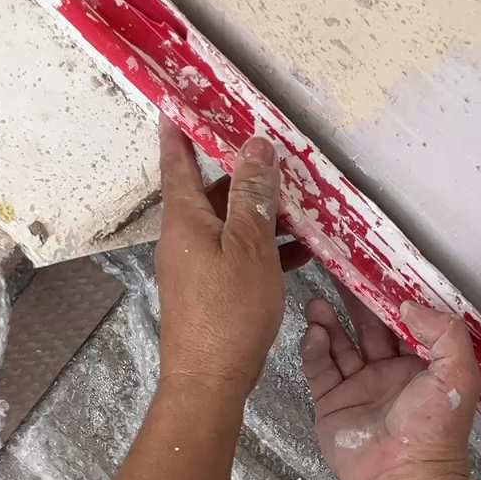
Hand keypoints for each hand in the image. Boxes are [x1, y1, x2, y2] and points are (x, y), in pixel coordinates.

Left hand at [155, 122, 288, 397]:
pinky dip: (266, 248)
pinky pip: (241, 255)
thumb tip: (255, 147)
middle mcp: (187, 237)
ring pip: (233, 224)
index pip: (178, 161)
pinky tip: (301, 251)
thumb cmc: (228, 312)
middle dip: (244, 172)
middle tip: (276, 152)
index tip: (177, 100)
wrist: (210, 379)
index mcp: (186, 219)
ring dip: (264, 213)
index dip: (178, 129)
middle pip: (214, 191)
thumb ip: (252, 197)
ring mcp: (200, 264)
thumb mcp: (248, 248)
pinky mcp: (215, 289)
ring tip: (303, 202)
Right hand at [301, 288, 480, 479]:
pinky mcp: (333, 402)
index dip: (390, 296)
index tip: (375, 269)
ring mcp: (359, 387)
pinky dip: (314, 348)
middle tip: (338, 272)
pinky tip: (314, 331)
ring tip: (317, 300)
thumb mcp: (456, 373)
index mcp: (421, 364)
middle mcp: (389, 372)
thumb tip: (409, 306)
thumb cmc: (433, 429)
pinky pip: (320, 369)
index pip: (404, 321)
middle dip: (354, 300)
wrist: (402, 478)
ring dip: (329, 321)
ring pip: (341, 345)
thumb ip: (443, 332)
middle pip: (368, 326)